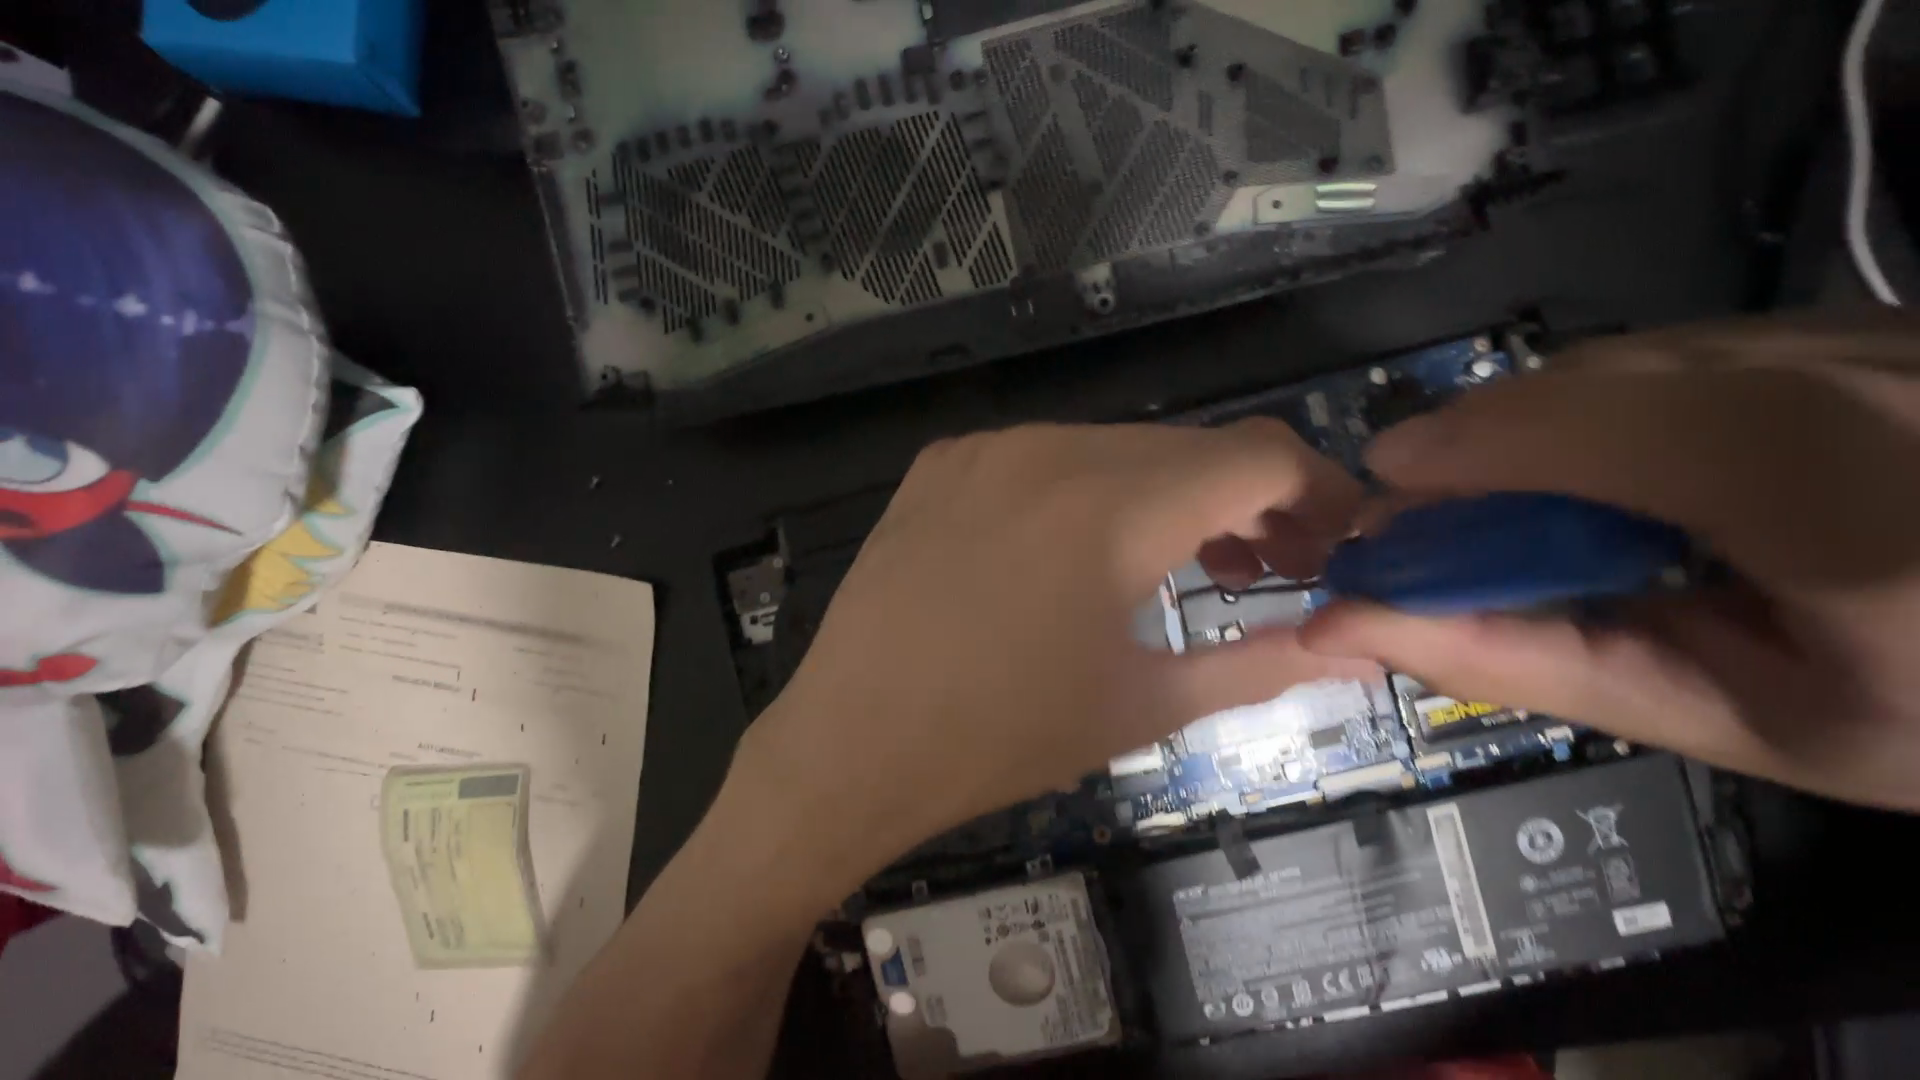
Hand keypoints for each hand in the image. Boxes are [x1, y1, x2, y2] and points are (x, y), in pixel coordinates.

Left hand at [734, 420, 1373, 880]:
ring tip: (1183, 564)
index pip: (1258, 457)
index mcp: (1114, 509)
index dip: (1318, 491)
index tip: (1336, 540)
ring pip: (1119, 447)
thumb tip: (1361, 650)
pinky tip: (1082, 551)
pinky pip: (1046, 456)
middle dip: (1247, 501)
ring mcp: (988, 448)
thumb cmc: (1003, 738)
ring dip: (1169, 494)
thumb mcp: (1145, 705)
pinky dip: (1092, 489)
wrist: (851, 743)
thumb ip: (1262, 664)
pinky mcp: (942, 461)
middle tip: (1266, 571)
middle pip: (1191, 448)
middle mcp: (1052, 450)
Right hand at [1301, 313, 1919, 810]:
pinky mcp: (1869, 318)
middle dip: (1474, 454)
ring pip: (1620, 362)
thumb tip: (1356, 624)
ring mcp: (1862, 326)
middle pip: (1577, 384)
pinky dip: (1606, 413)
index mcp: (1821, 477)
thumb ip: (1536, 663)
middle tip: (1437, 535)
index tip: (1376, 524)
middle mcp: (1841, 362)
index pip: (1573, 426)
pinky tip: (1624, 477)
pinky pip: (1681, 354)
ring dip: (1535, 434)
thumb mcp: (1745, 721)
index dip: (1446, 463)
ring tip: (1523, 514)